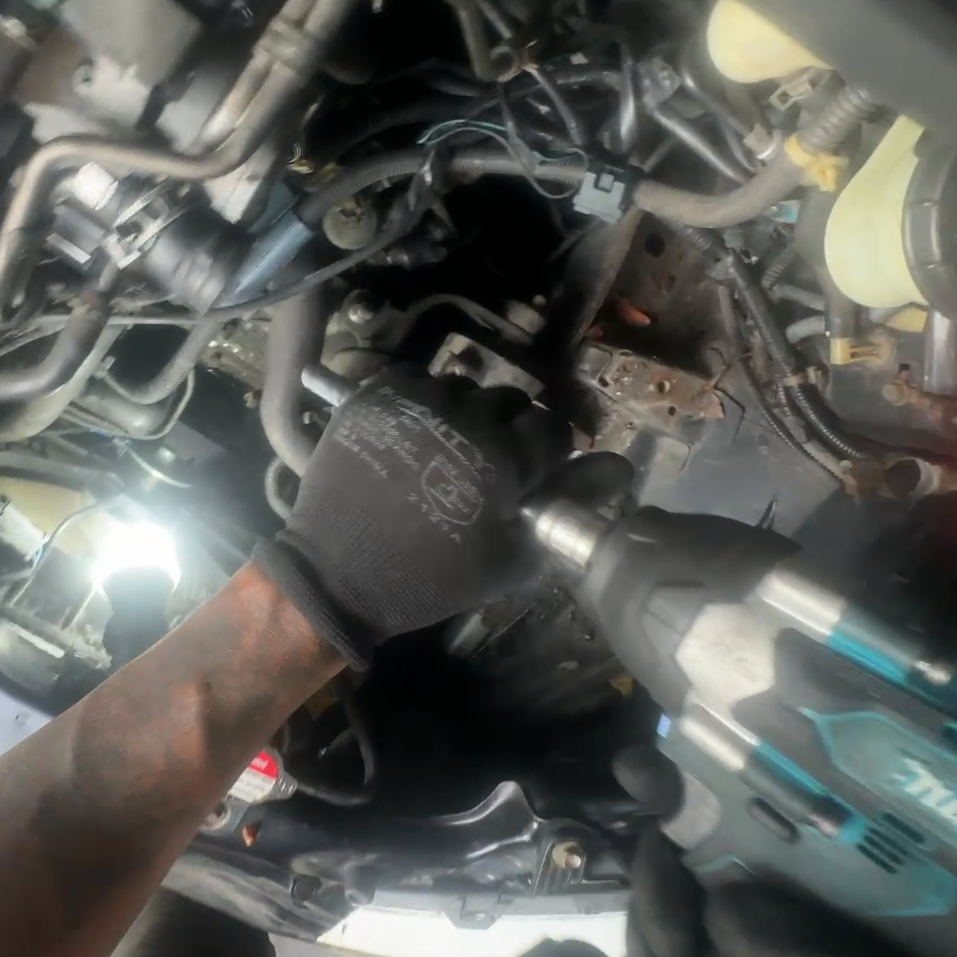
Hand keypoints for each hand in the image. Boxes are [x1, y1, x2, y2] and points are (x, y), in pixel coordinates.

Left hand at [254, 368, 570, 667]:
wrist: (338, 573)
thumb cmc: (430, 576)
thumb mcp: (509, 559)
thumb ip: (566, 509)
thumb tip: (618, 469)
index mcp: (502, 458)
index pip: (551, 429)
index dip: (546, 452)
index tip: (531, 471)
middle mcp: (463, 417)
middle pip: (508, 401)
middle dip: (507, 430)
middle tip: (485, 464)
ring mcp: (414, 401)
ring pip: (461, 387)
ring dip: (463, 412)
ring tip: (444, 448)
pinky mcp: (373, 396)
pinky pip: (413, 379)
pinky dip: (421, 399)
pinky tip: (413, 431)